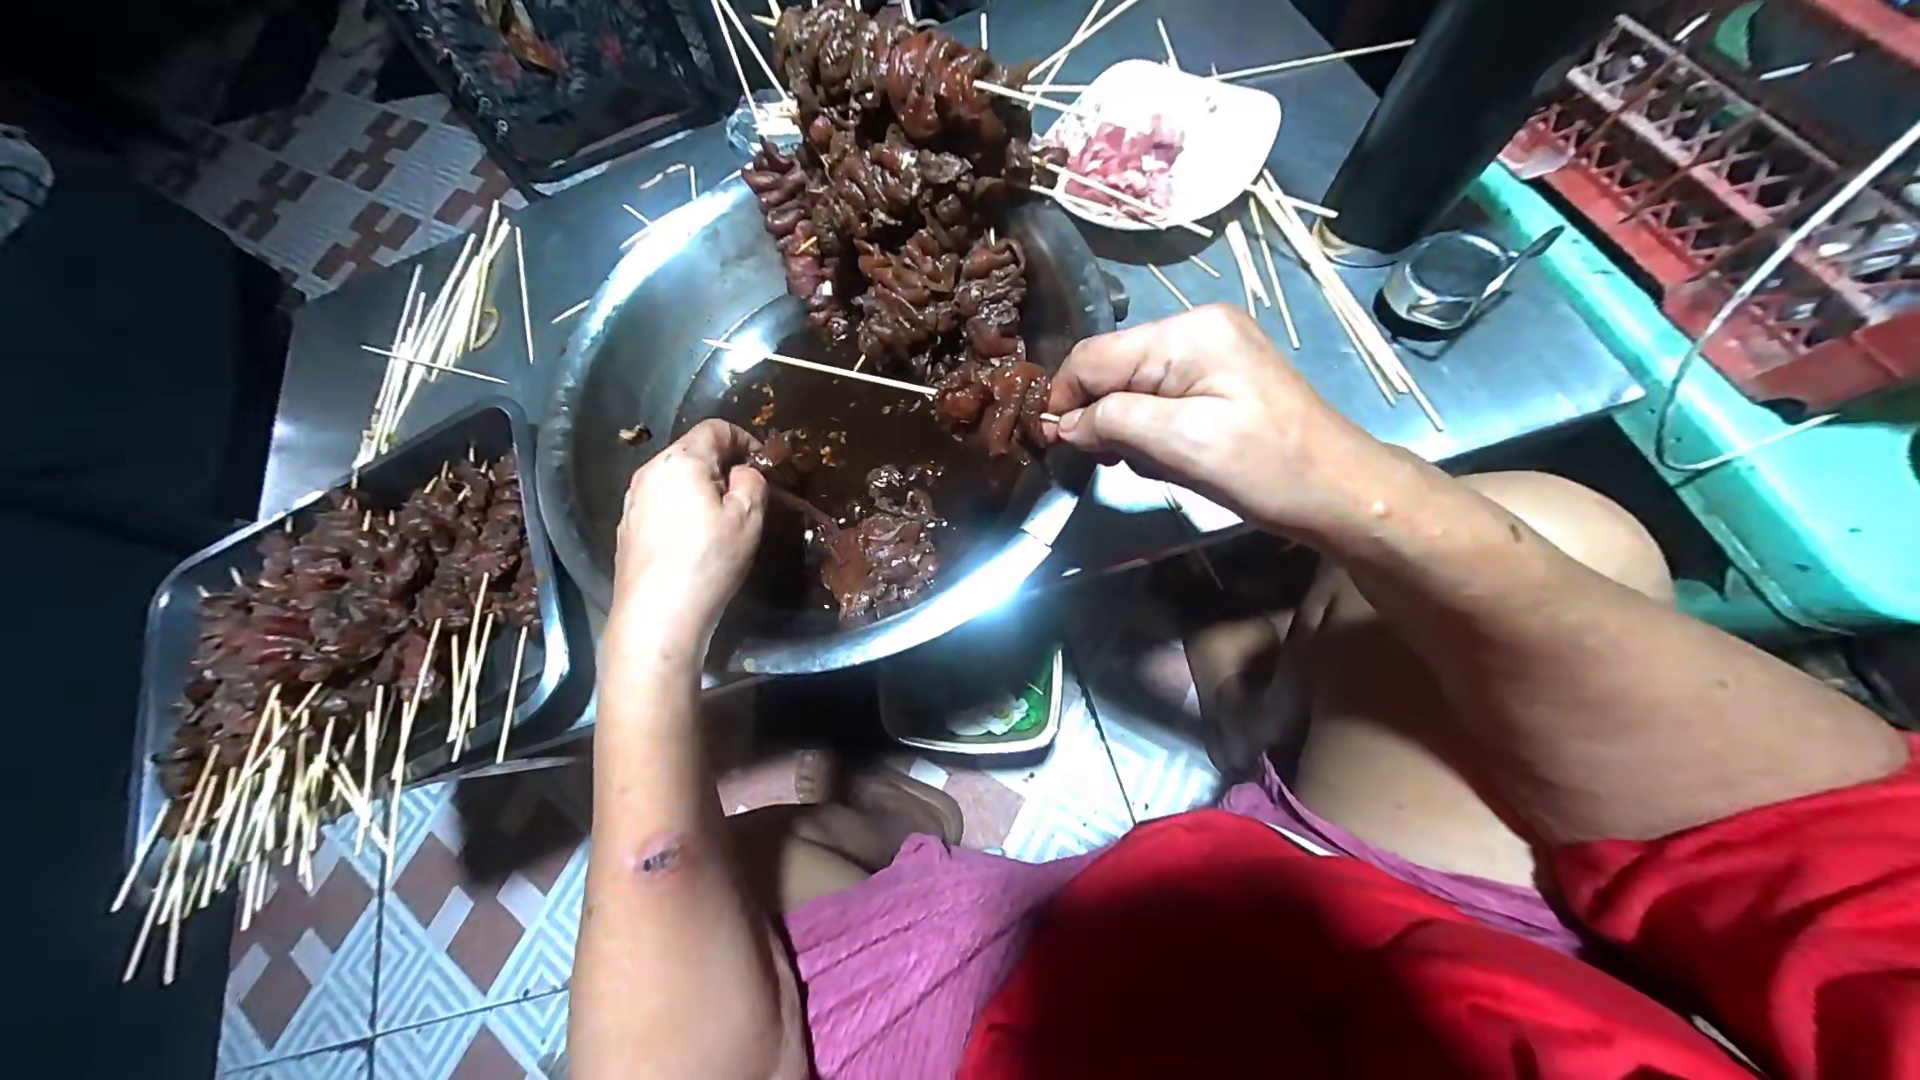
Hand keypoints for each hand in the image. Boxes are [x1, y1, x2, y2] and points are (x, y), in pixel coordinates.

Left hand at [609, 420, 765, 648]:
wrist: (658, 614)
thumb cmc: (709, 559)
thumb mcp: (748, 517)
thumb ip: (752, 481)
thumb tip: (742, 472)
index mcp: (681, 460)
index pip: (715, 428)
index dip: (745, 439)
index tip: (764, 464)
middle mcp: (650, 472)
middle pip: (693, 452)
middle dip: (725, 466)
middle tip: (749, 495)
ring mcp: (633, 501)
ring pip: (677, 480)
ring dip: (704, 489)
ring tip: (724, 521)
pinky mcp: (628, 528)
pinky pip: (663, 504)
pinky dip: (684, 510)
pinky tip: (696, 541)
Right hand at [1046, 305, 1396, 539]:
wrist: (1339, 491)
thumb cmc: (1265, 468)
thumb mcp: (1181, 444)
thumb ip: (1112, 422)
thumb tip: (1060, 424)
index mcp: (1187, 333)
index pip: (1094, 355)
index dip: (1063, 398)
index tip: (1050, 442)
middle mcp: (1195, 328)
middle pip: (1111, 366)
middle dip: (1097, 415)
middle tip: (1104, 460)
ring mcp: (1210, 350)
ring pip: (1131, 384)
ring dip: (1122, 426)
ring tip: (1144, 461)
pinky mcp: (1217, 376)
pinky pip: (1157, 395)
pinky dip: (1147, 427)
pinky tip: (1162, 454)